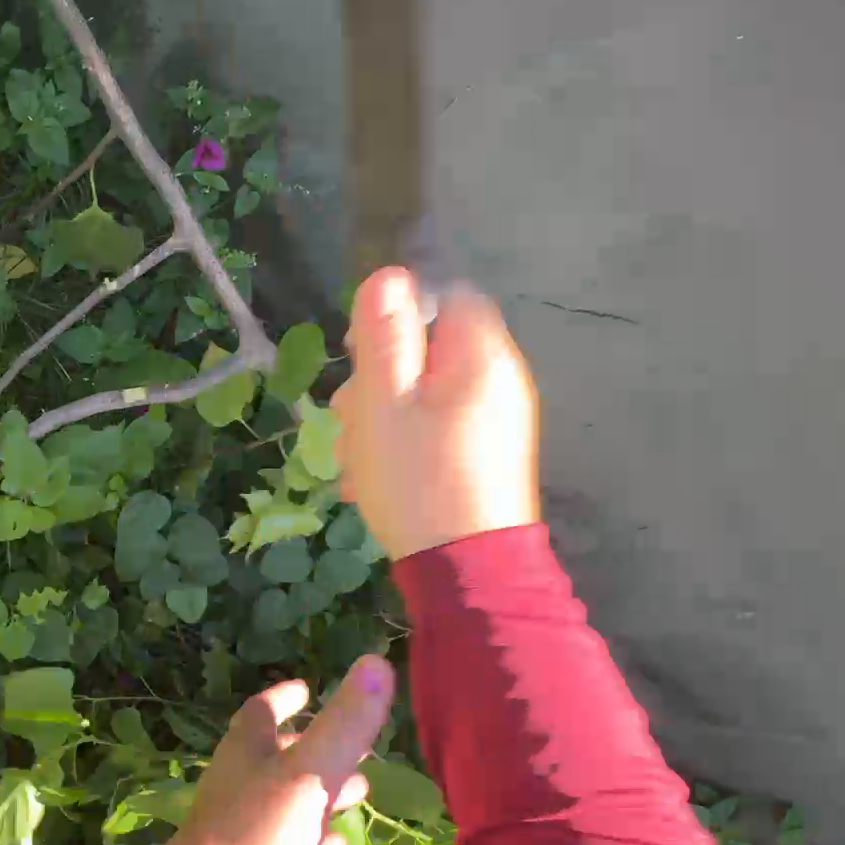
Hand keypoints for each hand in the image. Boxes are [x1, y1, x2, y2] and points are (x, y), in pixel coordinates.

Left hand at [157, 656, 394, 844]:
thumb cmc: (257, 832)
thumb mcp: (308, 772)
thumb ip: (344, 723)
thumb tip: (377, 661)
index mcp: (245, 751)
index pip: (262, 711)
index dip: (285, 697)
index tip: (309, 688)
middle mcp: (241, 782)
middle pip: (279, 755)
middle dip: (317, 746)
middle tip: (359, 745)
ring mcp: (246, 827)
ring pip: (289, 799)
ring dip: (322, 792)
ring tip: (362, 788)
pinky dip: (316, 839)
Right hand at [330, 267, 541, 559]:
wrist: (464, 569)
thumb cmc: (416, 479)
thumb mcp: (384, 404)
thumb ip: (384, 338)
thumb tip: (386, 276)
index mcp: (479, 358)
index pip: (445, 299)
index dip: (398, 315)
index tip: (358, 354)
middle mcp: (498, 382)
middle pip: (431, 350)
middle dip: (380, 377)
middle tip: (347, 417)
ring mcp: (494, 422)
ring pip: (426, 394)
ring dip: (382, 416)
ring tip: (357, 459)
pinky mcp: (484, 456)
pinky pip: (437, 428)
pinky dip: (402, 442)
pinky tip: (377, 476)